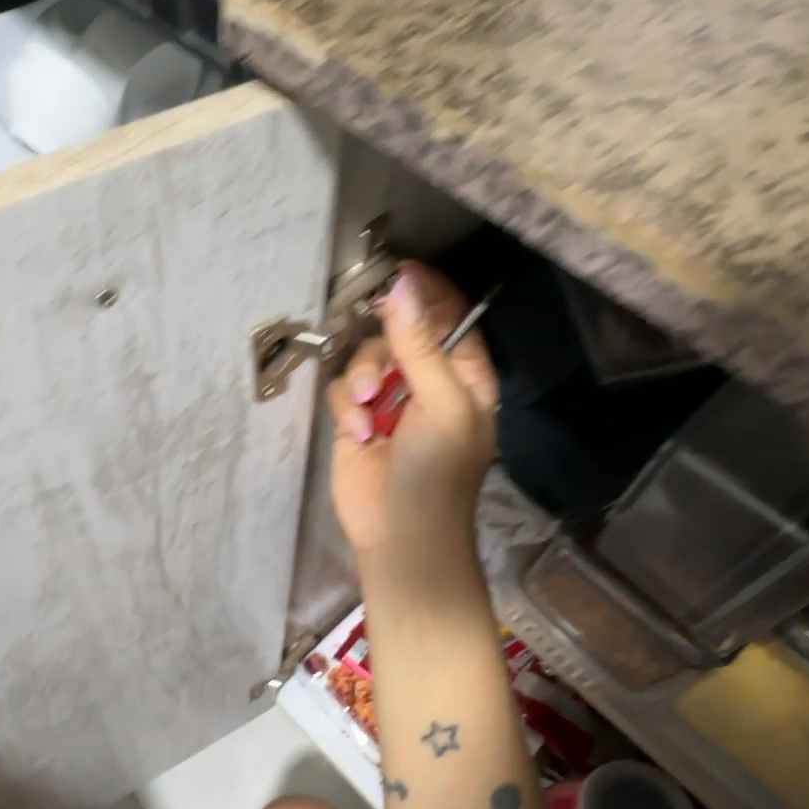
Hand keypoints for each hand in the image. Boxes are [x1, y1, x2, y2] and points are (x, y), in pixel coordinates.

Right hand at [327, 262, 498, 556]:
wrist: (401, 537)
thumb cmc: (437, 473)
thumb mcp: (440, 404)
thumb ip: (419, 345)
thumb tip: (402, 284)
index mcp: (466, 376)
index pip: (452, 316)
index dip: (428, 293)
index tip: (399, 271)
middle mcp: (428, 382)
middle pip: (399, 331)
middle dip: (382, 348)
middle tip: (377, 371)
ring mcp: (390, 400)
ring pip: (365, 357)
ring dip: (361, 381)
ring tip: (364, 413)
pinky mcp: (357, 419)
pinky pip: (343, 388)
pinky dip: (346, 408)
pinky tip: (356, 433)